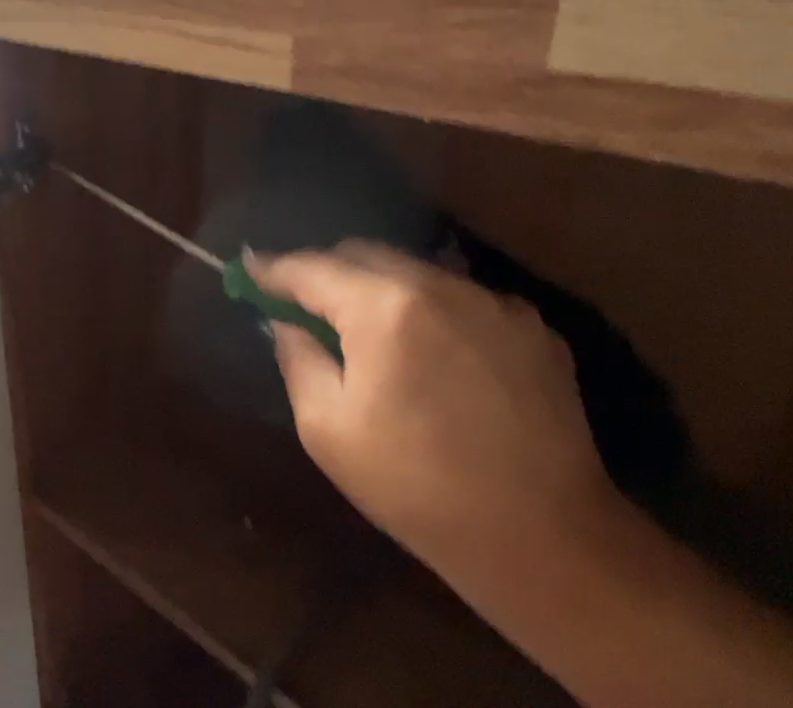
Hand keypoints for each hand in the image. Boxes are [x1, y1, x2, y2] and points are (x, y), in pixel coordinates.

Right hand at [247, 242, 619, 568]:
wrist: (544, 537)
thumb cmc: (416, 486)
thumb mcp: (328, 430)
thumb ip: (298, 359)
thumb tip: (288, 323)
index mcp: (384, 309)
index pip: (312, 268)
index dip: (273, 268)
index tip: (248, 269)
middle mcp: (442, 286)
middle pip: (366, 254)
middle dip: (327, 272)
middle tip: (304, 305)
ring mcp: (495, 304)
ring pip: (417, 272)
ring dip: (381, 290)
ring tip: (371, 334)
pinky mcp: (535, 330)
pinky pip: (463, 300)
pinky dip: (432, 313)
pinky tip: (434, 358)